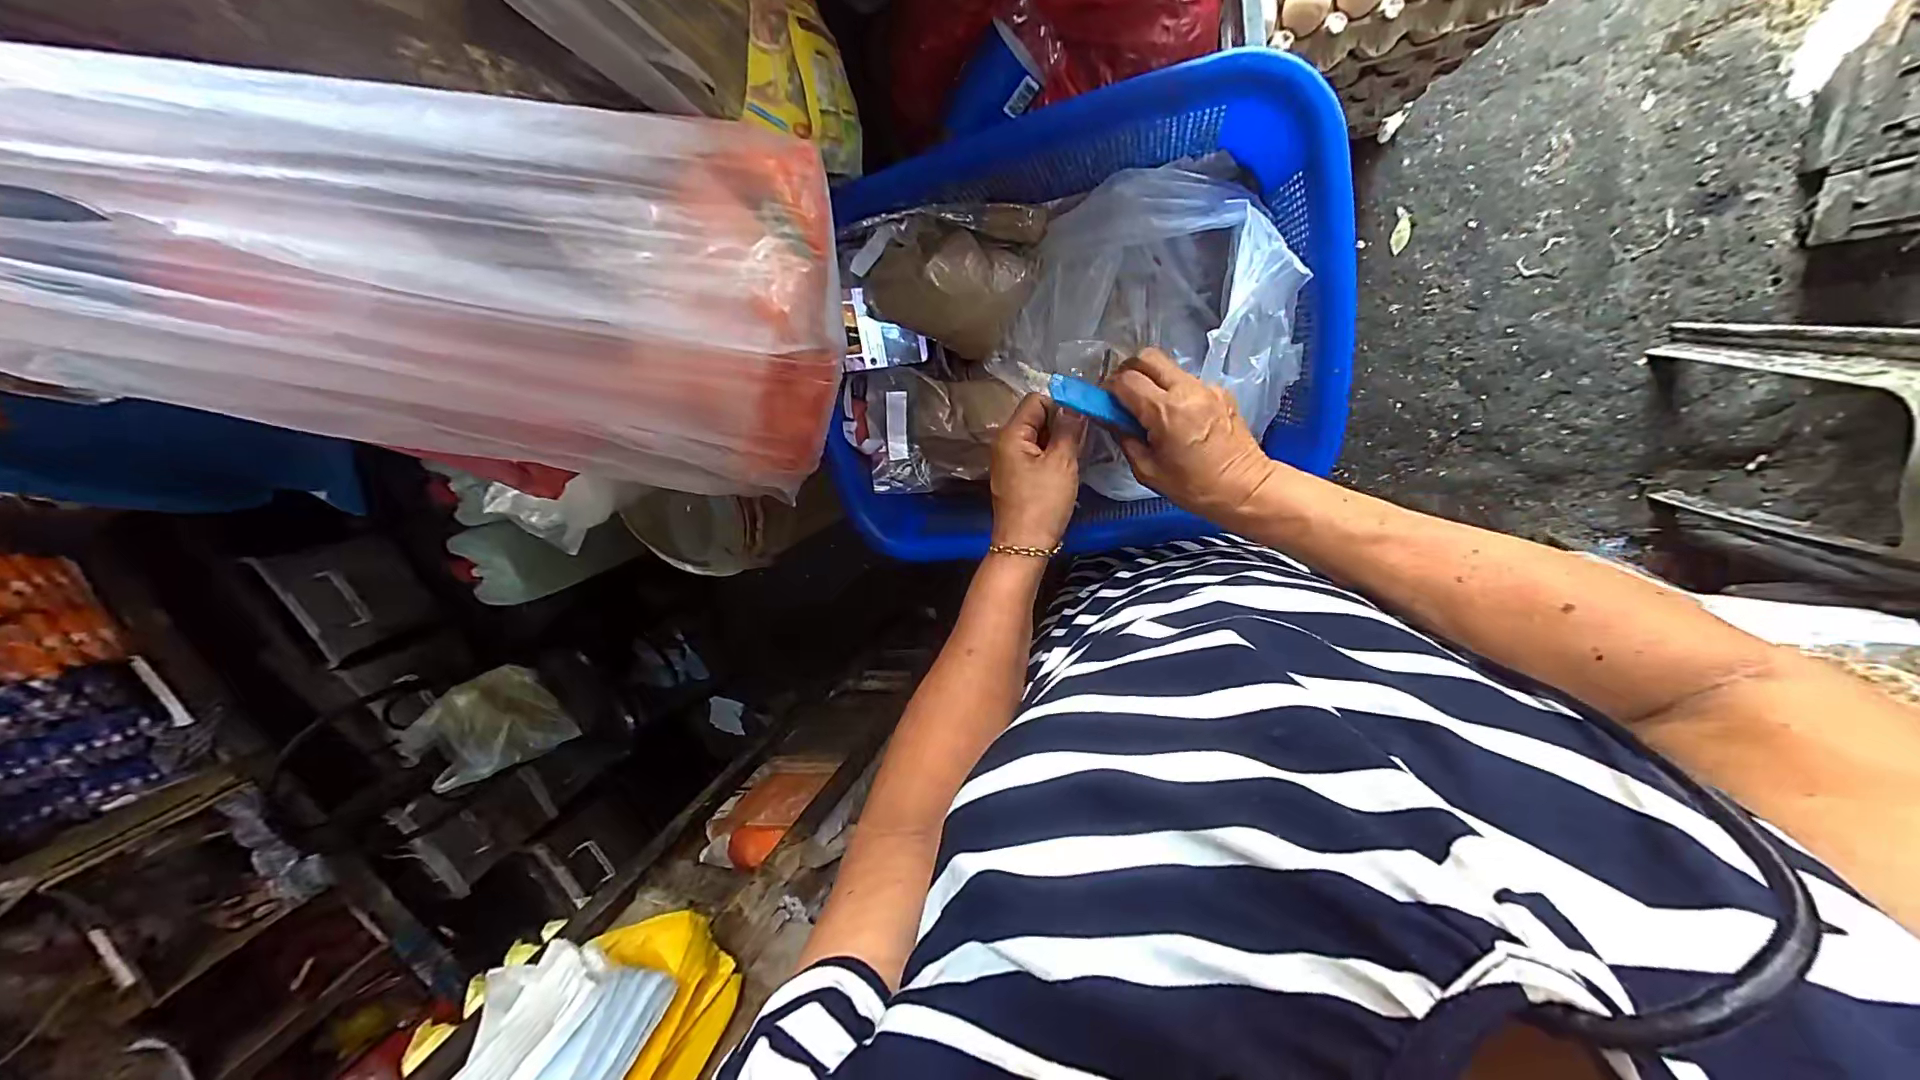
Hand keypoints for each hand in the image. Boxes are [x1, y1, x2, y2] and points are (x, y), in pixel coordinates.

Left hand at [989, 393, 1086, 549]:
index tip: (1082, 420)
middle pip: (1036, 417)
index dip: (1060, 405)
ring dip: (1058, 441)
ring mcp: (1008, 460)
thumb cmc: (1043, 503)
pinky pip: (1035, 454)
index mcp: (1010, 434)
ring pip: (1037, 436)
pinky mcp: (1015, 475)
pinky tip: (1065, 468)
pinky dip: (1050, 455)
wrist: (1024, 546)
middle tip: (1083, 439)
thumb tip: (1075, 405)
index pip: (1036, 399)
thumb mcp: (1062, 462)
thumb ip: (1069, 429)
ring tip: (1075, 454)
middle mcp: (1004, 442)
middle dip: (1060, 423)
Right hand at [1108, 347, 1281, 522]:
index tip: (1106, 402)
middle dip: (1129, 371)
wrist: (1245, 489)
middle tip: (1124, 395)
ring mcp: (1207, 388)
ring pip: (1168, 368)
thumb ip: (1125, 438)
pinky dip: (1176, 392)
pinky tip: (1179, 417)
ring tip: (1152, 410)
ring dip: (1153, 381)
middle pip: (1147, 357)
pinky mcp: (1221, 391)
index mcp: (1165, 411)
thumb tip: (1111, 419)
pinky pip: (1188, 382)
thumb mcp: (1147, 470)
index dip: (1109, 389)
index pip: (1125, 380)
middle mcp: (1186, 391)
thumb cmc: (1194, 487)